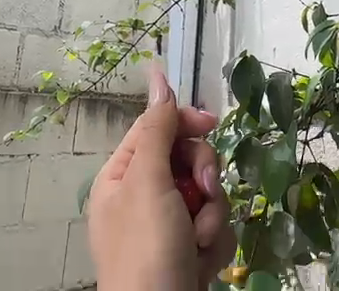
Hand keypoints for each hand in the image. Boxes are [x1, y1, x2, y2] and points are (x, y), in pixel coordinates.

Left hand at [88, 66, 235, 290]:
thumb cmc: (146, 248)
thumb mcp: (148, 182)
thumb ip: (158, 128)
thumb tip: (158, 76)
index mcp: (122, 177)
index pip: (157, 127)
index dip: (185, 122)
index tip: (212, 124)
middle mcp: (143, 198)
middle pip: (188, 158)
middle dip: (202, 178)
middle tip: (201, 196)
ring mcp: (168, 227)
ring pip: (208, 194)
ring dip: (212, 216)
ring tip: (199, 243)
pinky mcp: (189, 251)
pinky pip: (216, 226)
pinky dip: (214, 242)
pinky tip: (203, 262)